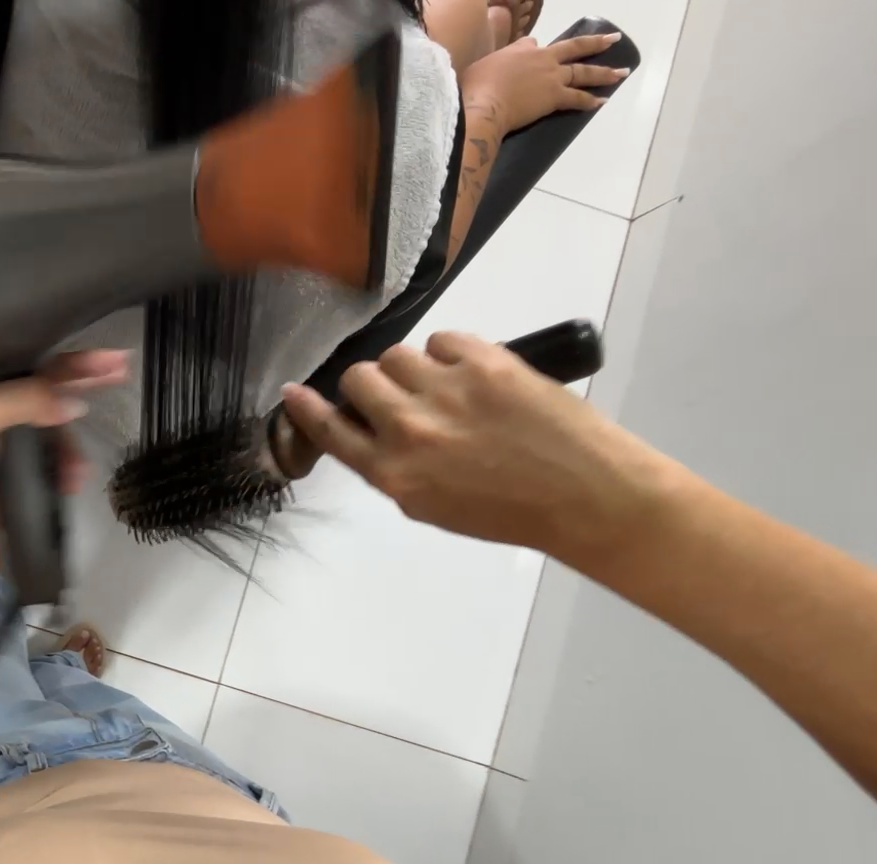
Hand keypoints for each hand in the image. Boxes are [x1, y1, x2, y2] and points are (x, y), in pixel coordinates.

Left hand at [0, 350, 128, 567]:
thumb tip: (73, 403)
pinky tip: (72, 480)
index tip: (111, 358)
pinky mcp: (22, 477)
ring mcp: (12, 446)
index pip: (34, 366)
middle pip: (51, 393)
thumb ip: (24, 399)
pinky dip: (67, 470)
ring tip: (77, 467)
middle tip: (122, 376)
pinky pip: (55, 465)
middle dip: (86, 386)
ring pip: (57, 434)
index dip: (72, 360)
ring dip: (72, 446)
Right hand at [278, 332, 679, 562]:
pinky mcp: (485, 363)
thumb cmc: (503, 512)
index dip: (307, 409)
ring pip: (396, 354)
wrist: (584, 496)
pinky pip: (443, 338)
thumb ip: (389, 469)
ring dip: (408, 368)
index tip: (292, 391)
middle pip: (358, 379)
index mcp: (391, 473)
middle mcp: (408, 429)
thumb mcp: (428, 505)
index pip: (331, 431)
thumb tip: (368, 431)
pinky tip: (469, 373)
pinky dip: (449, 353)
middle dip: (369, 385)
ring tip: (439, 384)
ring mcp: (445, 391)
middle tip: (396, 395)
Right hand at [463, 33, 628, 132]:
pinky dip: (590, 100)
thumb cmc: (472, 90)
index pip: (532, 46)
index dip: (533, 51)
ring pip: (582, 72)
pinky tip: (602, 101)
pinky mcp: (553, 97)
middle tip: (613, 40)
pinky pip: (576, 98)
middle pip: (573, 48)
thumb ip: (490, 68)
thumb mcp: (477, 70)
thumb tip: (493, 70)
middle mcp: (542, 58)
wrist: (482, 107)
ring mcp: (550, 77)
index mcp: (520, 51)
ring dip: (603, 72)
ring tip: (620, 73)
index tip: (534, 52)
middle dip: (594, 44)